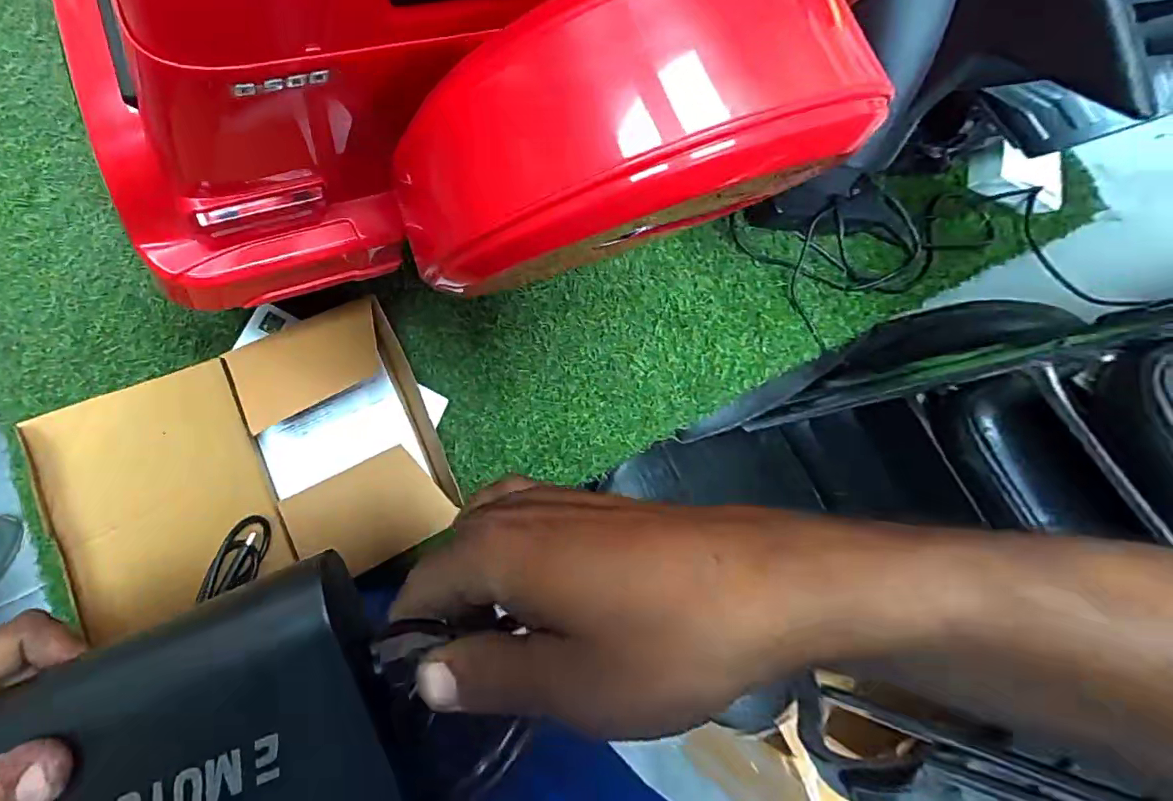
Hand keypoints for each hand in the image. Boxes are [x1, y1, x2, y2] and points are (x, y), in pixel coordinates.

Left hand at [0, 610, 86, 800]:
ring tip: (89, 741)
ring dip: (58, 713)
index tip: (100, 686)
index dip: (66, 648)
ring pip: (25, 691)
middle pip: (29, 658)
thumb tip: (58, 754)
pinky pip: (14, 722)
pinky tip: (55, 763)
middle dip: (68, 682)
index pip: (20, 634)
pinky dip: (40, 735)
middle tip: (103, 721)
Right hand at [392, 478, 949, 738]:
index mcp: (484, 549)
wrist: (764, 580)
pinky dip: (506, 555)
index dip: (417, 639)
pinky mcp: (568, 496)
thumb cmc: (662, 641)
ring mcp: (533, 495)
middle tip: (493, 674)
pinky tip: (544, 584)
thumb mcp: (573, 685)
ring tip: (519, 636)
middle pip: (446, 564)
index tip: (442, 685)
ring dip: (480, 587)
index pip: (418, 590)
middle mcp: (496, 510)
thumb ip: (487, 677)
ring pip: (476, 542)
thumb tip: (423, 678)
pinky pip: (509, 521)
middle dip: (452, 616)